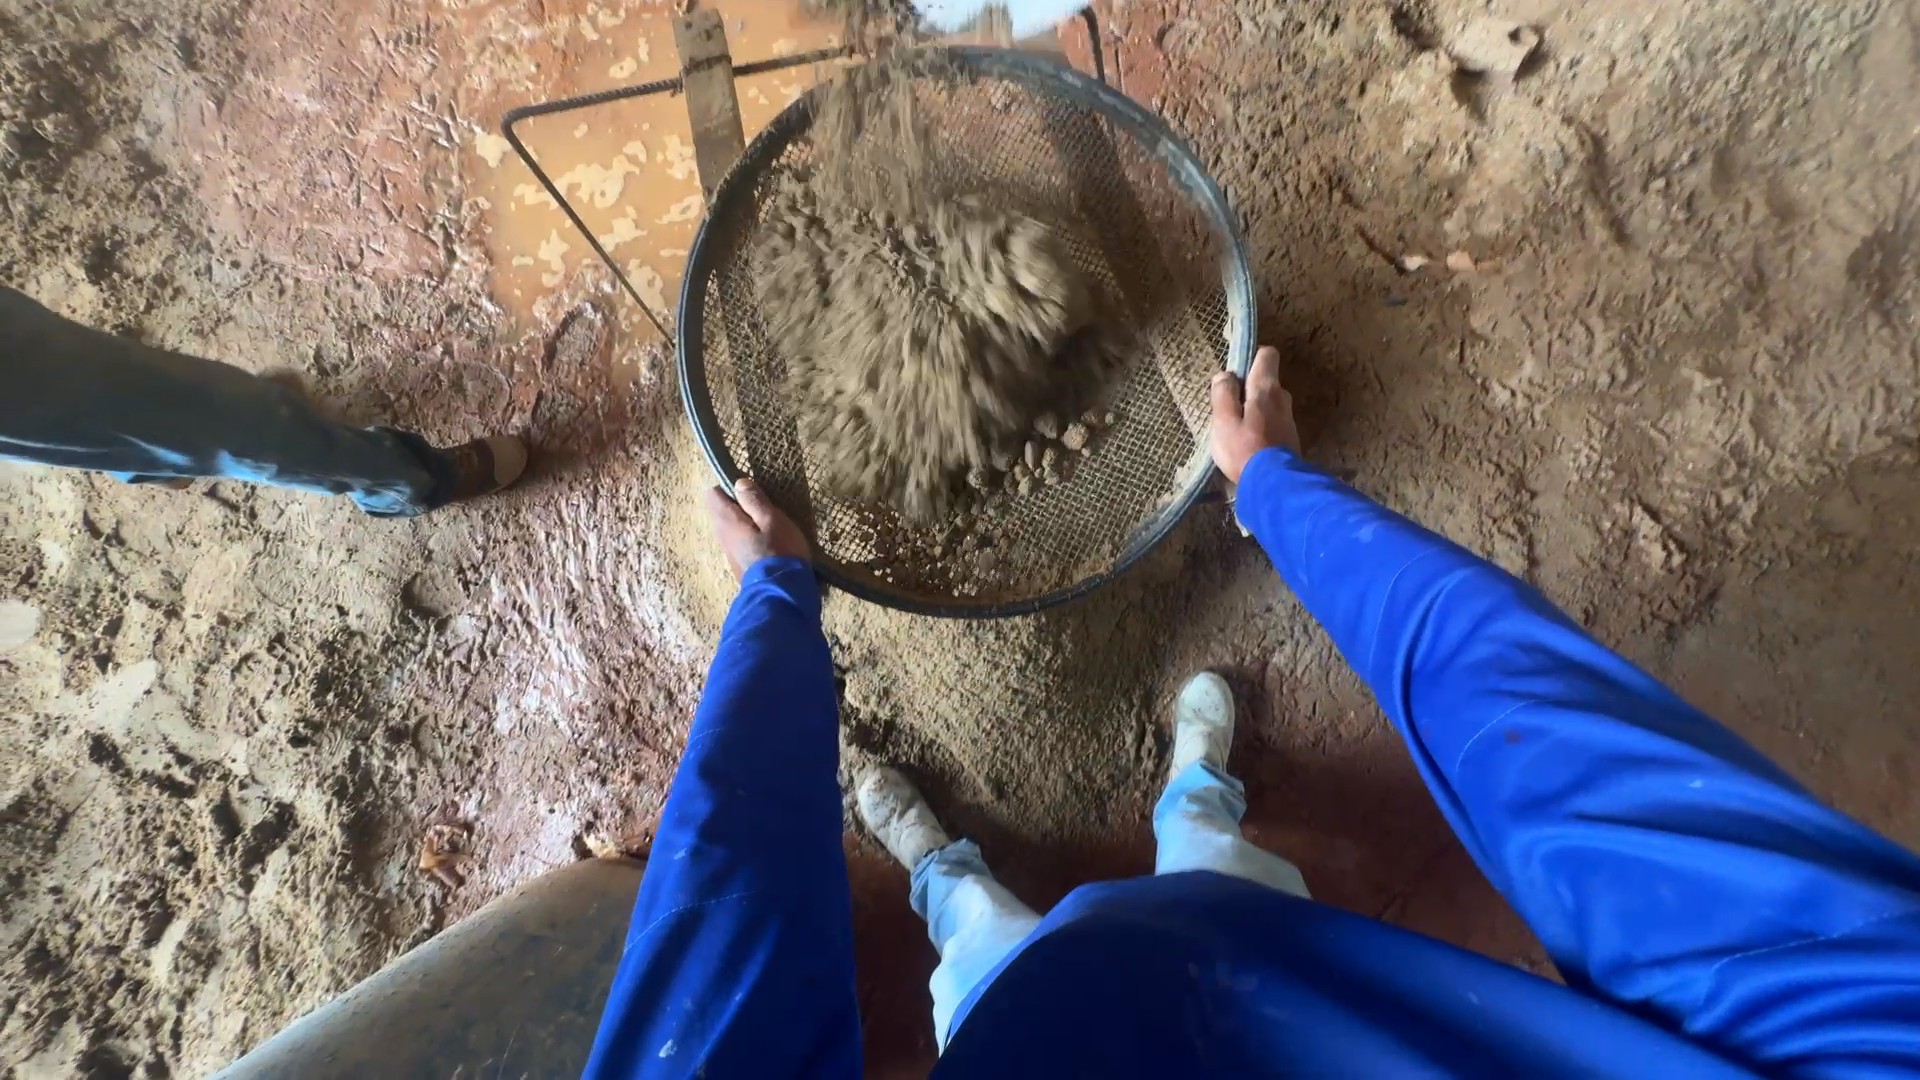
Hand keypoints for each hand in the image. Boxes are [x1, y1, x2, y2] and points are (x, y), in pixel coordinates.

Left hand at [705, 477, 811, 579]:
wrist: (781, 594)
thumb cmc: (779, 551)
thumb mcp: (772, 520)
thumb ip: (754, 501)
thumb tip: (739, 483)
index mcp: (726, 520)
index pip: (713, 493)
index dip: (730, 487)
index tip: (752, 492)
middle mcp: (721, 535)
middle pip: (722, 511)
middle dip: (740, 507)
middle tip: (766, 511)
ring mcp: (728, 552)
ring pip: (732, 528)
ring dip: (747, 524)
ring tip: (770, 529)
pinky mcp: (738, 565)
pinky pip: (739, 543)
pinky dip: (750, 539)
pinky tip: (769, 546)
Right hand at [1209, 345, 1300, 482]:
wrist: (1273, 485)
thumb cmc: (1243, 449)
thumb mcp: (1223, 420)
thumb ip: (1223, 394)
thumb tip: (1225, 376)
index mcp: (1266, 389)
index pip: (1267, 355)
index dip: (1250, 359)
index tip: (1234, 375)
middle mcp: (1282, 398)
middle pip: (1266, 381)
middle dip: (1247, 389)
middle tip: (1227, 409)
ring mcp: (1288, 418)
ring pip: (1268, 403)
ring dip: (1254, 410)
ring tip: (1236, 430)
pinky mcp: (1289, 437)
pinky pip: (1272, 421)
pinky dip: (1261, 426)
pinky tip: (1248, 443)